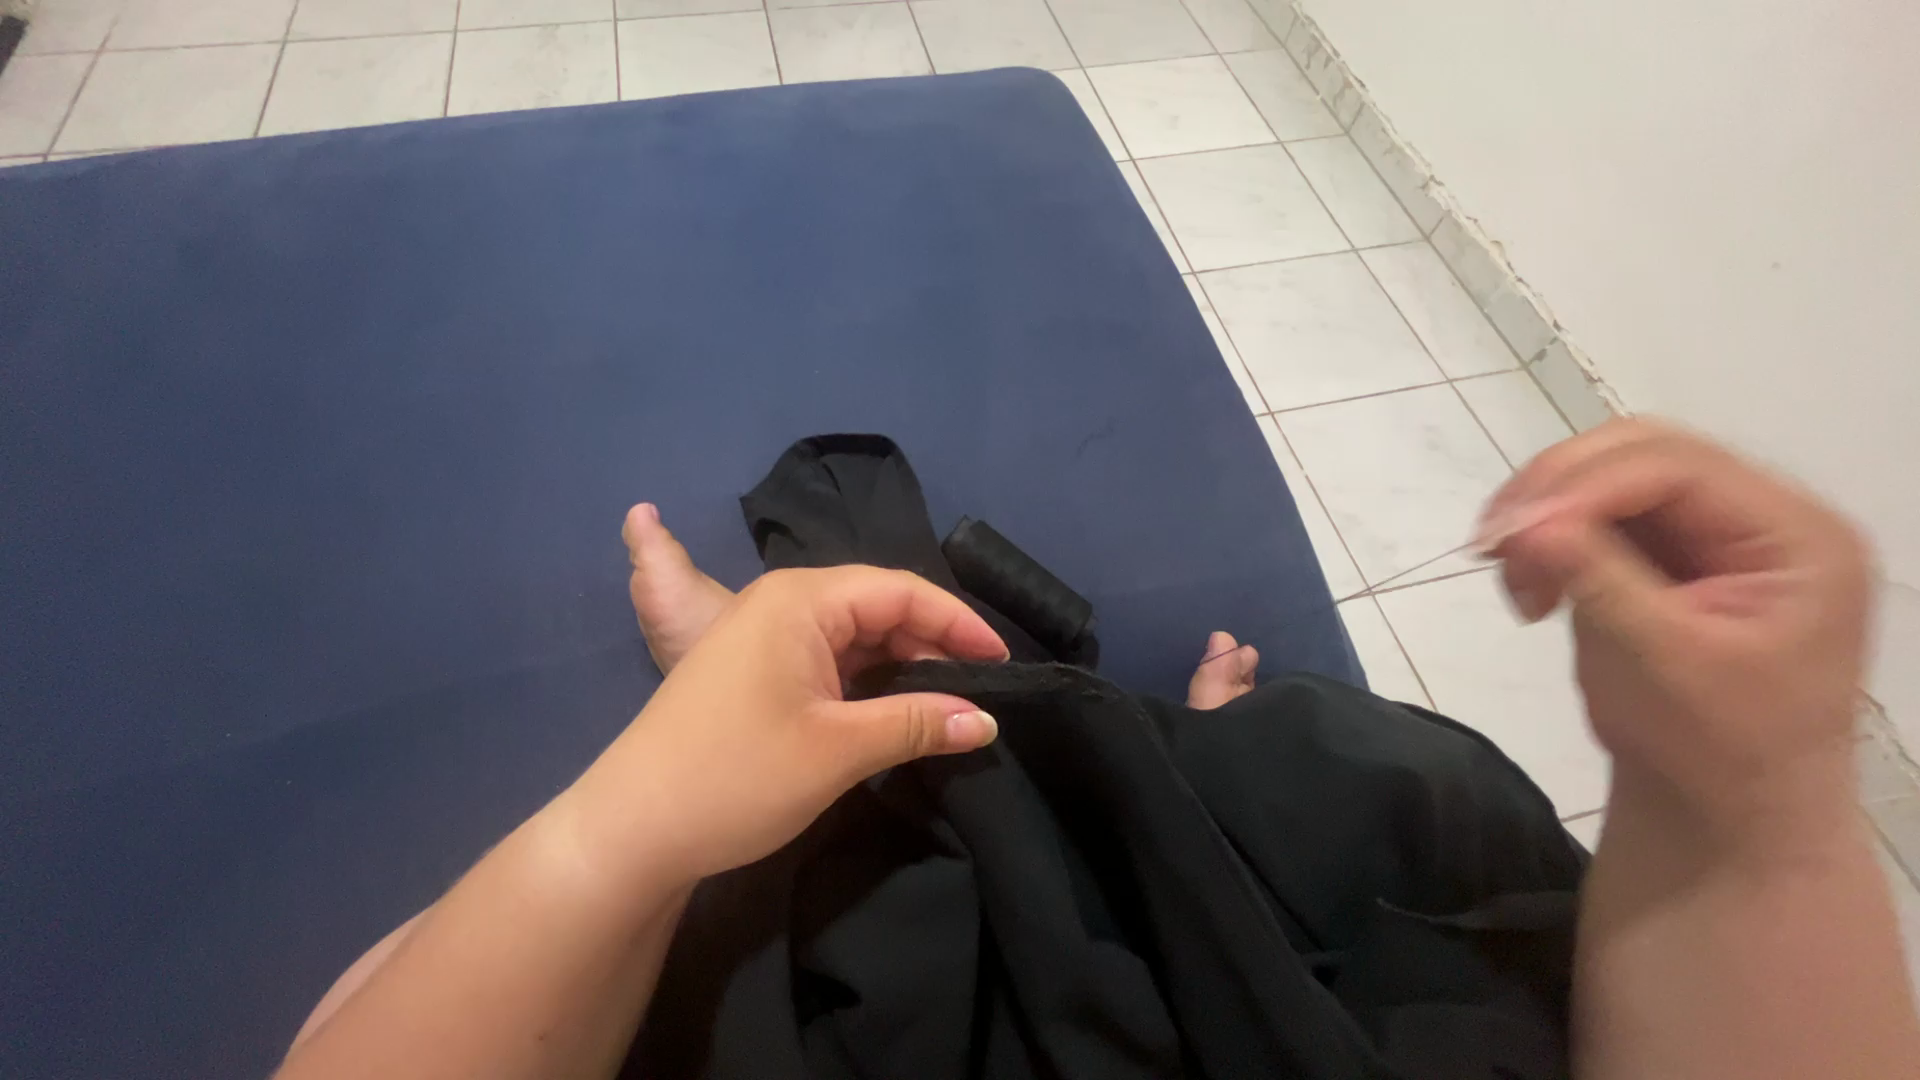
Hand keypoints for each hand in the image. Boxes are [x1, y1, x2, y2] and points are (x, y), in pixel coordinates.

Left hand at [565, 566, 1008, 886]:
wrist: (631, 832)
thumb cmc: (736, 774)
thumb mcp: (839, 749)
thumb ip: (919, 723)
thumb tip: (989, 721)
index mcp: (800, 599)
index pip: (900, 591)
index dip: (958, 622)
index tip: (1002, 663)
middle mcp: (783, 603)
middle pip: (879, 607)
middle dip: (932, 645)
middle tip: (979, 691)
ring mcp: (766, 637)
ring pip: (856, 637)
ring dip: (903, 667)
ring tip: (947, 704)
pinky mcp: (759, 672)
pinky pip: (831, 661)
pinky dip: (869, 683)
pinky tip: (896, 710)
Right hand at [1481, 419, 1872, 832]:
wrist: (1718, 802)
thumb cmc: (1710, 744)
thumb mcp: (1657, 660)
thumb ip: (1596, 578)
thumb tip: (1523, 522)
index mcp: (1791, 535)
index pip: (1674, 468)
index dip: (1582, 489)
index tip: (1511, 538)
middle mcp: (1753, 516)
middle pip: (1635, 452)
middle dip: (1551, 489)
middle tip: (1494, 543)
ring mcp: (1703, 532)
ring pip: (1600, 476)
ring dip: (1538, 513)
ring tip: (1510, 572)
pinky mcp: (1654, 554)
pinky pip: (1584, 516)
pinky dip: (1540, 538)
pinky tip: (1528, 583)